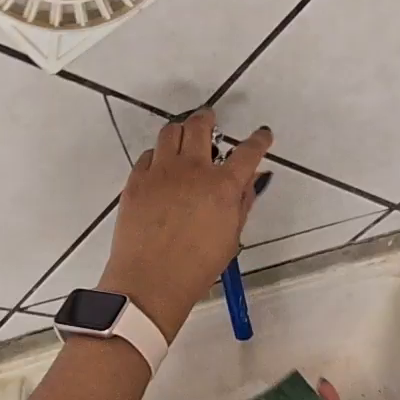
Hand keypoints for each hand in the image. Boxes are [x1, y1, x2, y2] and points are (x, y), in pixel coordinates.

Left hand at [97, 107, 272, 340]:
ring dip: (181, 130)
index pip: (248, 152)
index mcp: (223, 186)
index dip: (259, 140)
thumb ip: (242, 204)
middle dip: (208, 118)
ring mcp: (161, 172)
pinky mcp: (136, 180)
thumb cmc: (196, 268)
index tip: (262, 135)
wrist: (150, 280)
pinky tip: (162, 166)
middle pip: (200, 126)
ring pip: (170, 132)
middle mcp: (192, 170)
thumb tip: (249, 183)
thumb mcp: (230, 238)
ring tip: (184, 137)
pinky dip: (159, 154)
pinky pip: (148, 154)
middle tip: (210, 119)